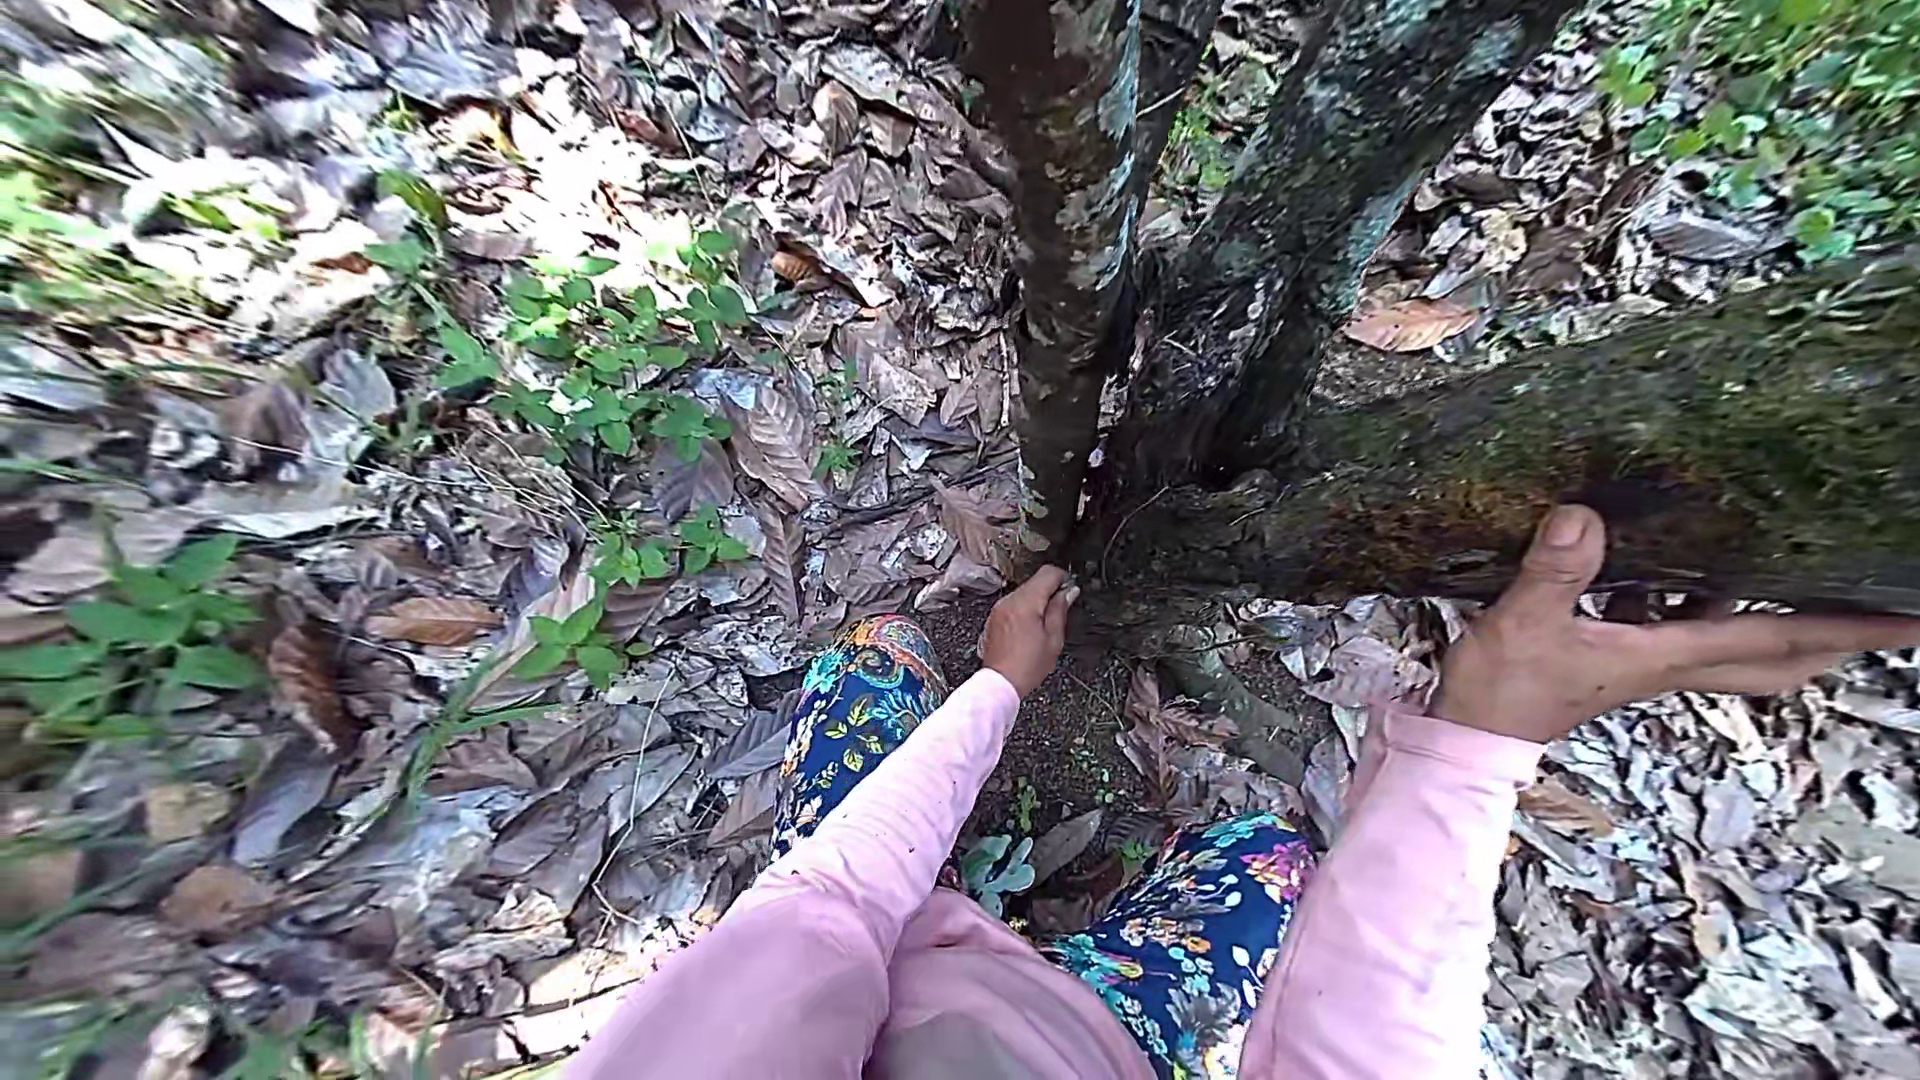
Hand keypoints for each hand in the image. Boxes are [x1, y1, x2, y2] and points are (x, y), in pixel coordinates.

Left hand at [980, 565, 1078, 696]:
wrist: (1000, 683)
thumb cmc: (1026, 666)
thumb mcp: (1053, 639)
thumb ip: (1060, 609)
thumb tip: (1069, 591)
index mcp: (1026, 603)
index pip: (1048, 572)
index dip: (1064, 578)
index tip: (1070, 590)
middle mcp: (1009, 600)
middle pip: (1035, 581)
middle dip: (1051, 591)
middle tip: (1061, 610)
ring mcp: (999, 608)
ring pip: (1024, 592)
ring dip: (1038, 600)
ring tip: (1045, 624)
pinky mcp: (995, 617)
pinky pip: (1014, 603)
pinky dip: (1025, 609)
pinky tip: (1031, 628)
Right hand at [1431, 504, 1919, 743]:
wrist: (1472, 727)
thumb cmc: (1506, 683)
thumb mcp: (1524, 621)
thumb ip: (1555, 571)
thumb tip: (1581, 514)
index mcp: (1662, 655)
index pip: (1775, 639)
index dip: (1850, 627)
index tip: (1914, 616)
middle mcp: (1662, 666)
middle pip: (1768, 662)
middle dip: (1821, 639)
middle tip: (1851, 607)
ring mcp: (1633, 669)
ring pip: (1721, 653)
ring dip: (1754, 625)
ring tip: (1760, 580)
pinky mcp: (1602, 666)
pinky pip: (1667, 641)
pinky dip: (1679, 617)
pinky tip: (1647, 588)